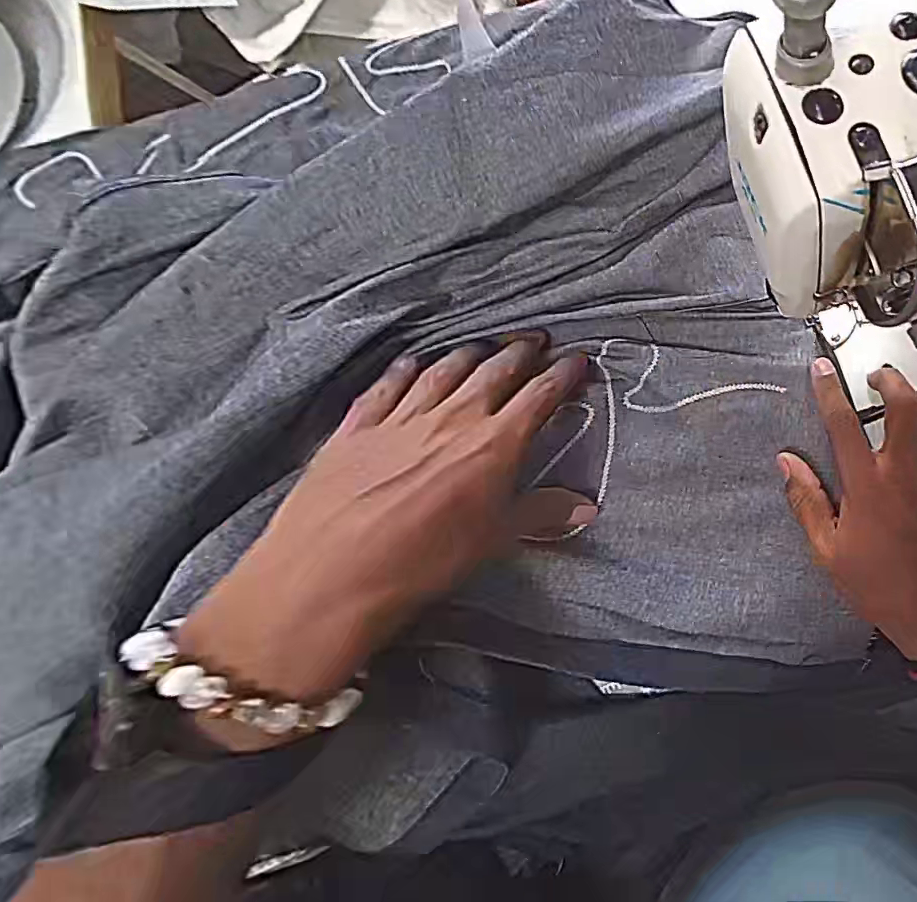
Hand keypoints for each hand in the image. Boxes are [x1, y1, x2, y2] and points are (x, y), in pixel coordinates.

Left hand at [178, 335, 590, 707]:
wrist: (327, 578)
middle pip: (495, 372)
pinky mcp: (356, 429)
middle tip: (535, 339)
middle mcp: (452, 419)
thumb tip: (588, 506)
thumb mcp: (495, 540)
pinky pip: (386, 388)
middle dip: (520, 352)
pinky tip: (412, 362)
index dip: (562, 374)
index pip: (539, 397)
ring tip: (484, 346)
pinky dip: (404, 371)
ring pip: (444, 372)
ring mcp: (401, 419)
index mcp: (493, 444)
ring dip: (469, 355)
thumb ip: (543, 513)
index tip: (577, 359)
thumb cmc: (424, 562)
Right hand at [779, 359, 916, 660]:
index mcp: (868, 486)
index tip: (823, 372)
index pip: (843, 423)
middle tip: (880, 378)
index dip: (829, 391)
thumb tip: (788, 465)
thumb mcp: (828, 550)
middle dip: (891, 380)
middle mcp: (907, 474)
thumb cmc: (883, 586)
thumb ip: (806, 501)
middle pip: (905, 405)